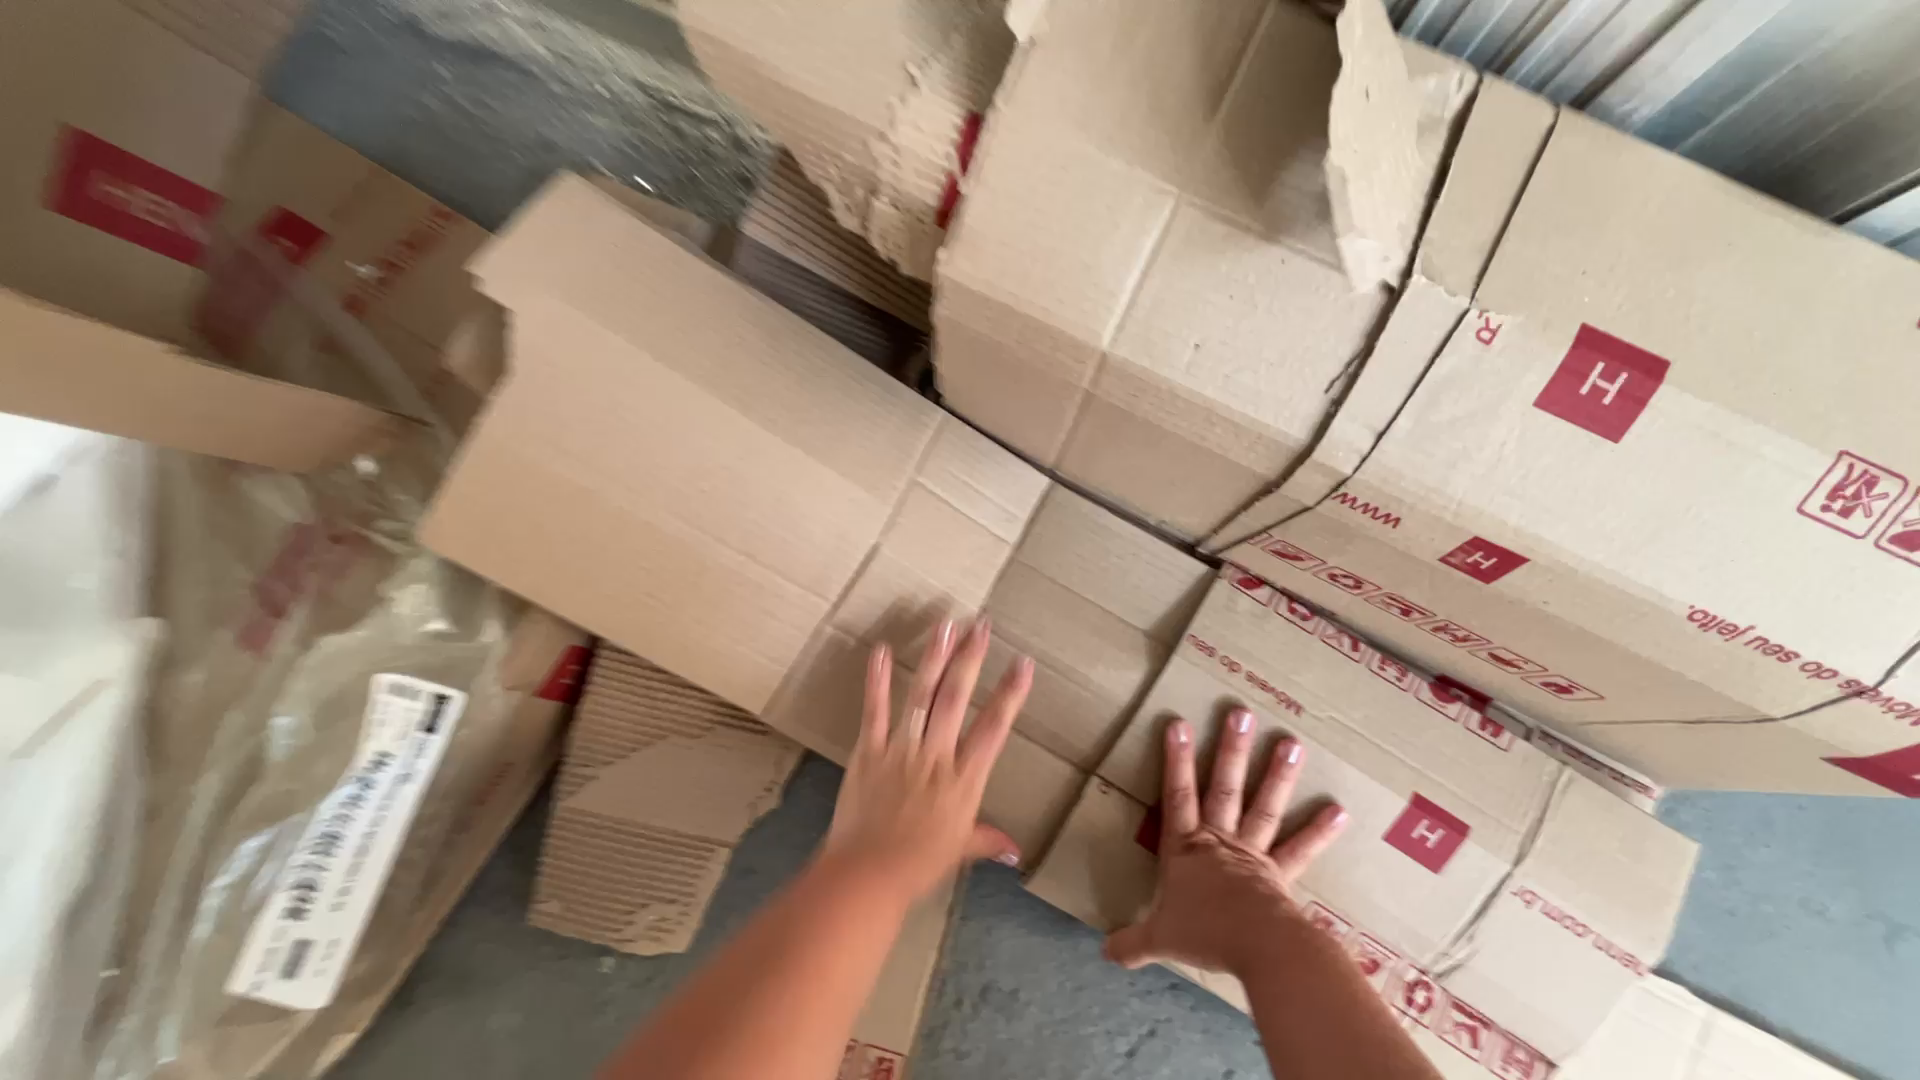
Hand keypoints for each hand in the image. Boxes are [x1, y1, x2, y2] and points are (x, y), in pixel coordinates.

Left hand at [820, 616, 1033, 904]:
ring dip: (935, 658)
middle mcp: (937, 755)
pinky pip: (875, 710)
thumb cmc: (918, 865)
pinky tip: (883, 651)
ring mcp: (902, 748)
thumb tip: (1016, 851)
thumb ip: (987, 840)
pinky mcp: (869, 750)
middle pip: (958, 698)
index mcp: (964, 778)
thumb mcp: (959, 850)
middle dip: (972, 658)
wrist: (868, 873)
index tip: (1023, 664)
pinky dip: (879, 680)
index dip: (1011, 694)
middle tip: (981, 625)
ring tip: (945, 625)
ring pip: (922, 695)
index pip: (994, 728)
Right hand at [1105, 709, 1347, 978]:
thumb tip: (1106, 953)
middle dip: (1231, 751)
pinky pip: (1300, 849)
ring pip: (1264, 807)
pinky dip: (1319, 831)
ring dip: (1278, 775)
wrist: (1257, 948)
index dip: (1176, 760)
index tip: (1179, 723)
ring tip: (1292, 743)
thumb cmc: (1204, 934)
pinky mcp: (1280, 873)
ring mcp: (1253, 854)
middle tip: (1241, 714)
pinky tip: (1339, 810)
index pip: (1177, 795)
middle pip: (1225, 789)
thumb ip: (1133, 942)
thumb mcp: (1159, 939)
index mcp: (1185, 849)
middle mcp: (1219, 841)